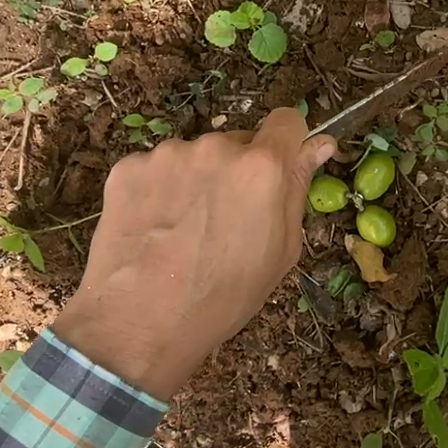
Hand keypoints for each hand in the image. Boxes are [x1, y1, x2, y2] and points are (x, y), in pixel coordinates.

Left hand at [51, 107, 334, 397]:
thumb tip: (319, 144)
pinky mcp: (128, 168)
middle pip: (237, 143)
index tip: (278, 168)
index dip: (287, 143)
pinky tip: (152, 230)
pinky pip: (155, 170)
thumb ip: (298, 188)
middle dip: (237, 170)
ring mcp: (167, 154)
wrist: (137, 326)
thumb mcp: (283, 250)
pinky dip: (157, 191)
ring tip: (181, 230)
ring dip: (196, 180)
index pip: (287, 120)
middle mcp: (216, 146)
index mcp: (262, 165)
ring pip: (195, 157)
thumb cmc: (224, 296)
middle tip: (223, 219)